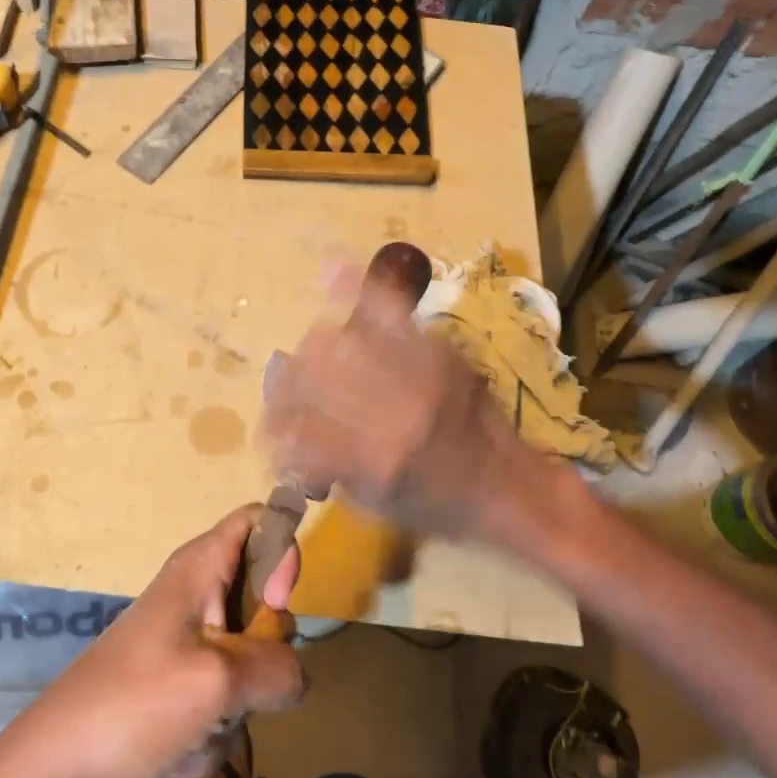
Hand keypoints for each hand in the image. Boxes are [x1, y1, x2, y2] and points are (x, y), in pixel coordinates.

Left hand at [0, 505, 306, 777]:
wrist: (58, 767)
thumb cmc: (133, 703)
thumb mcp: (218, 680)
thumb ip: (278, 667)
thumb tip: (296, 676)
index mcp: (200, 567)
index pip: (261, 522)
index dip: (283, 553)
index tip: (277, 602)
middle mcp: (198, 597)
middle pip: (267, 605)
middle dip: (264, 654)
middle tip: (233, 676)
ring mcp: (190, 648)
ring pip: (253, 665)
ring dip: (235, 706)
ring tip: (197, 722)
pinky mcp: (182, 692)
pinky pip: (227, 706)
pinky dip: (212, 731)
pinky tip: (178, 746)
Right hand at [261, 273, 580, 541]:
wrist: (506, 486)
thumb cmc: (435, 506)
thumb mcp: (370, 502)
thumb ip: (321, 464)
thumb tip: (280, 432)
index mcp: (371, 460)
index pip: (296, 424)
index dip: (274, 423)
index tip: (270, 428)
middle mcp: (390, 413)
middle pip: (311, 373)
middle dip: (290, 381)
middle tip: (291, 389)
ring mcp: (417, 376)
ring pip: (339, 339)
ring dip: (315, 346)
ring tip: (314, 355)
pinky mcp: (438, 350)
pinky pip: (389, 307)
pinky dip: (356, 287)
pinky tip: (332, 272)